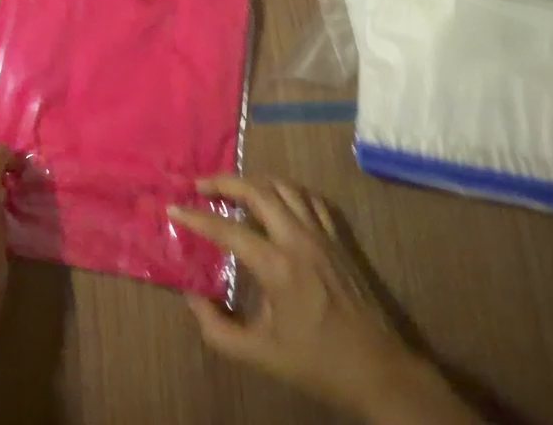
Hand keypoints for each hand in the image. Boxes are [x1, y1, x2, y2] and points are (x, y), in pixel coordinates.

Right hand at [169, 177, 477, 424]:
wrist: (379, 370)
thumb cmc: (316, 363)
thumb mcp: (258, 354)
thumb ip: (216, 328)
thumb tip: (192, 297)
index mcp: (277, 267)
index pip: (227, 229)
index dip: (196, 217)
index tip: (173, 208)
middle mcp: (300, 240)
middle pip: (259, 191)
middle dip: (225, 182)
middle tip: (201, 184)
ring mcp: (324, 236)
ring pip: (287, 188)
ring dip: (257, 182)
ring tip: (235, 189)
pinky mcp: (341, 240)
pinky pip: (313, 200)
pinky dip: (290, 192)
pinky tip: (279, 201)